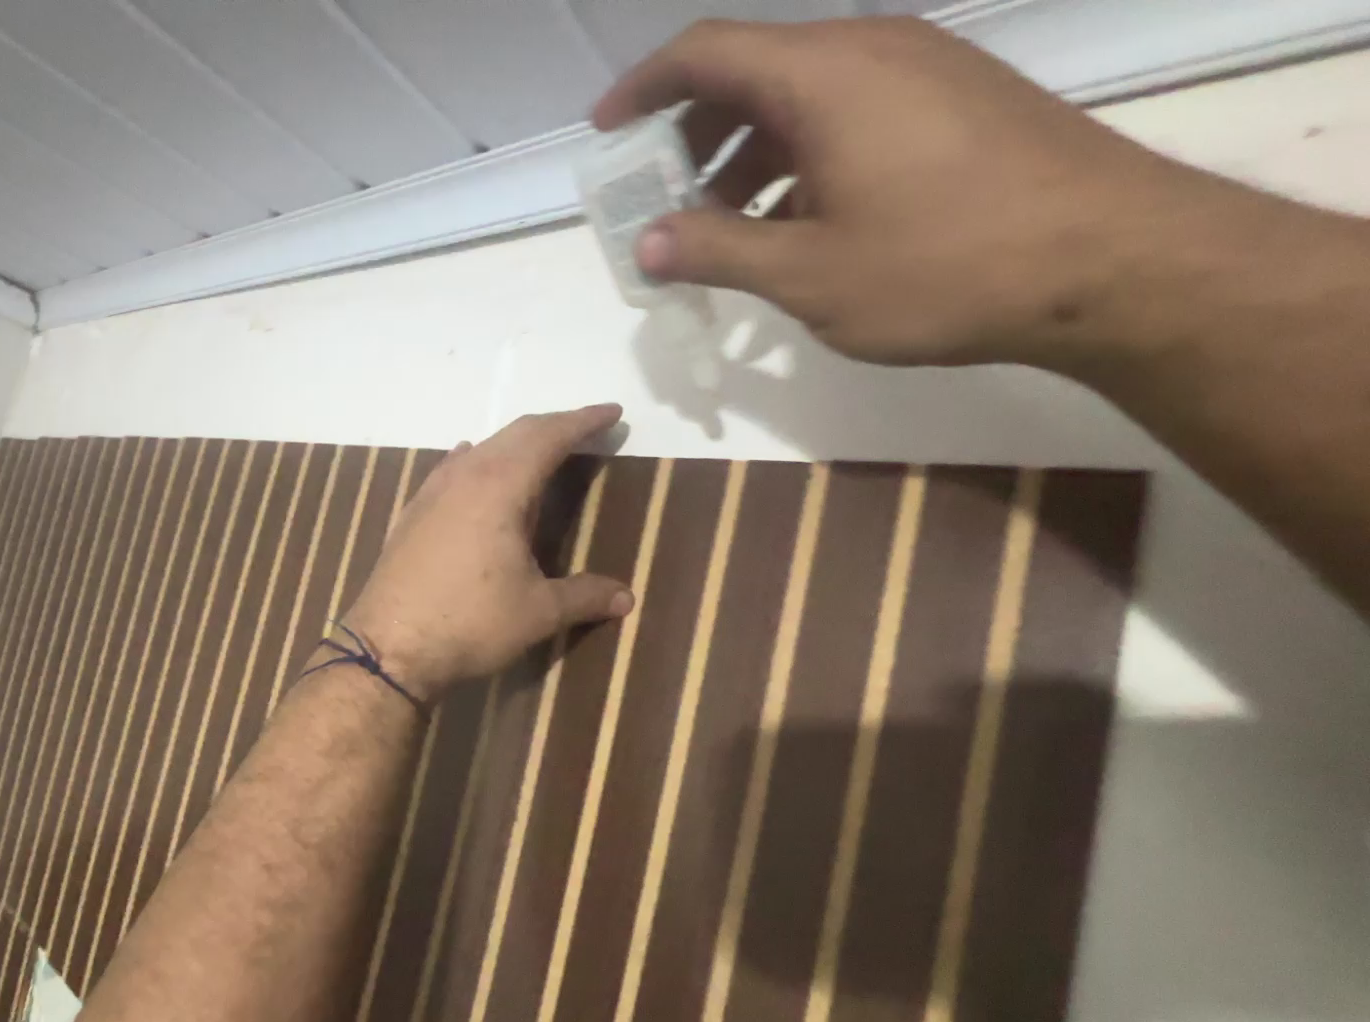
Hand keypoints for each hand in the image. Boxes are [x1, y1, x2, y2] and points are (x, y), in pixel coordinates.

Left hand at [342, 406, 635, 699]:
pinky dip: (479, 461)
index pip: (548, 437)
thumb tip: (627, 598)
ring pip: (481, 449)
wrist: (387, 646)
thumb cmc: (469, 623)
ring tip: (542, 451)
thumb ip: (584, 597)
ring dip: (516, 443)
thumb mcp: (537, 612)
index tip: (612, 412)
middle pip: (515, 434)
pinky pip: (452, 469)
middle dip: (554, 426)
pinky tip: (476, 468)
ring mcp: (432, 491)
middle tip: (587, 428)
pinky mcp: (412, 512)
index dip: (583, 421)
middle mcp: (464, 476)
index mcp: (500, 486)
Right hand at [591, 17, 1234, 367]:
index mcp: (823, 76)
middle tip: (659, 201)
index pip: (704, 52)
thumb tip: (647, 244)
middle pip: (749, 74)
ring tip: (719, 229)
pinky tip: (793, 226)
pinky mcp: (953, 104)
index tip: (605, 132)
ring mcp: (920, 73)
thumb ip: (715, 251)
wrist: (1114, 263)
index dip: (642, 88)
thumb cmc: (942, 266)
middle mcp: (869, 52)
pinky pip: (847, 117)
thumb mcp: (806, 273)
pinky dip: (798, 162)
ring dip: (743, 158)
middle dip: (690, 136)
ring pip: (799, 100)